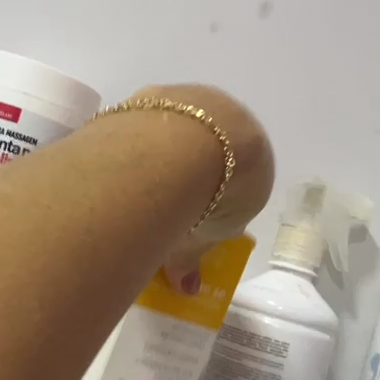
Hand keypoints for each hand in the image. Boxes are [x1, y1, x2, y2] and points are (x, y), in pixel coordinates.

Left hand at [122, 84, 273, 287]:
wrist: (178, 152)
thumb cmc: (209, 200)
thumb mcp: (205, 240)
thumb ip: (195, 258)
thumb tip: (187, 288)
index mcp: (257, 155)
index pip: (241, 178)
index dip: (219, 201)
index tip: (195, 221)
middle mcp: (231, 118)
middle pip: (211, 147)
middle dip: (190, 173)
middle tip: (166, 204)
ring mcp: (193, 99)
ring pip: (179, 127)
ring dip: (162, 151)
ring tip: (139, 185)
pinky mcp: (157, 90)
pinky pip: (147, 118)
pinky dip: (137, 137)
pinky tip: (122, 161)